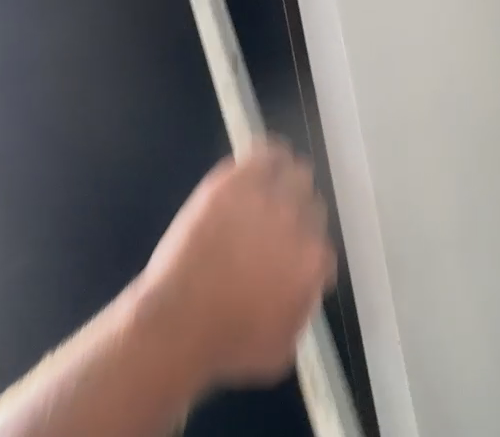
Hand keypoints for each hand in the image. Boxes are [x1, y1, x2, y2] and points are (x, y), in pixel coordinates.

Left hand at [132, 139, 336, 391]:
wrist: (177, 322)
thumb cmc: (227, 344)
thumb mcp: (282, 346)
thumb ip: (301, 312)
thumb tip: (300, 294)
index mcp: (314, 264)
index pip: (323, 248)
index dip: (303, 253)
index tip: (285, 258)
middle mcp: (299, 225)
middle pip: (312, 205)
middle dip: (297, 217)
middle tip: (273, 227)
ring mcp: (268, 200)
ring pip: (296, 173)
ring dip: (288, 182)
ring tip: (270, 189)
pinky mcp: (236, 183)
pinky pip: (267, 153)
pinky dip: (270, 155)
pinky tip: (262, 163)